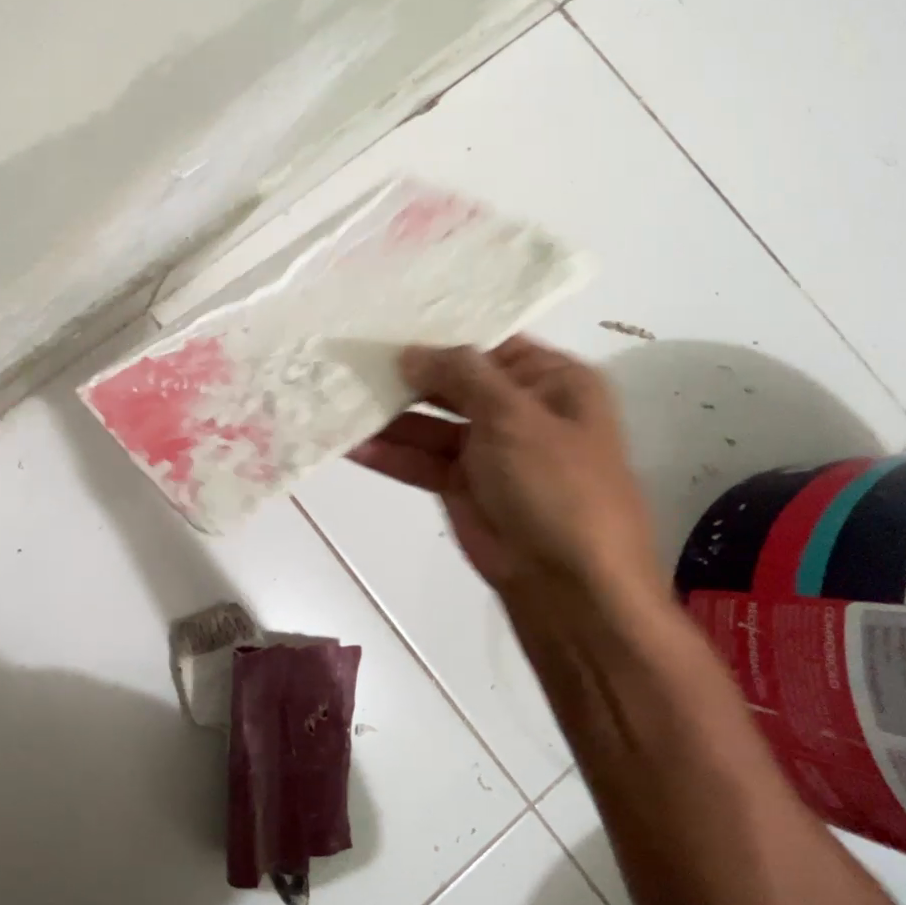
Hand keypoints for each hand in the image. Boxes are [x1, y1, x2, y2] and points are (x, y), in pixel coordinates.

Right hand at [348, 336, 661, 607]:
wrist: (568, 581)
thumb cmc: (556, 485)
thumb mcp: (514, 416)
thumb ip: (460, 375)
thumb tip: (411, 351)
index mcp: (552, 383)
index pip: (489, 345)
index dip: (441, 335)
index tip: (386, 322)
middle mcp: (519, 411)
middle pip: (452, 383)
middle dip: (404, 377)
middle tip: (349, 361)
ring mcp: (487, 450)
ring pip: (428, 423)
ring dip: (387, 416)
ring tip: (337, 401)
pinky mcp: (459, 485)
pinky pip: (418, 460)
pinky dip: (387, 454)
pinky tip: (349, 444)